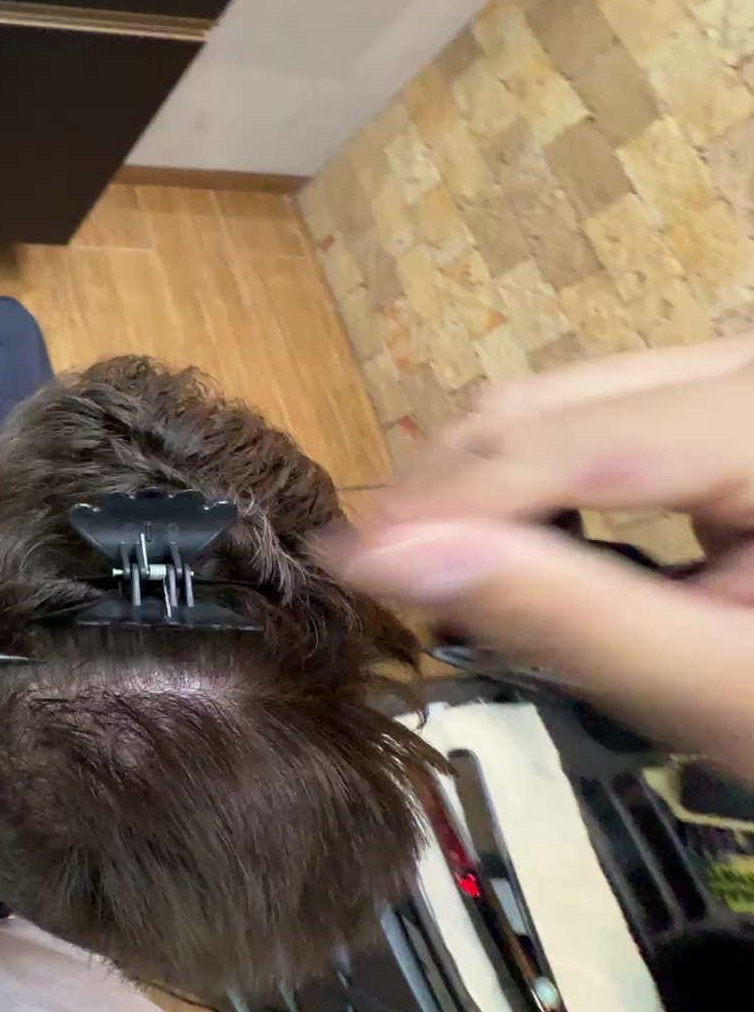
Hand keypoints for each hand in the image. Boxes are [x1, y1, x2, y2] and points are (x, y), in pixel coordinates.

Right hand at [322, 335, 753, 777]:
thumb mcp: (724, 684)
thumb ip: (561, 614)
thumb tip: (383, 558)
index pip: (559, 447)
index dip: (442, 504)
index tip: (353, 564)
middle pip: (537, 408)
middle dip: (444, 492)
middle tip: (395, 572)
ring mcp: (733, 385)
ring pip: (544, 402)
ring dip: (467, 480)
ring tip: (441, 556)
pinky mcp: (719, 405)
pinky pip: (578, 414)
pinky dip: (516, 472)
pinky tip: (515, 530)